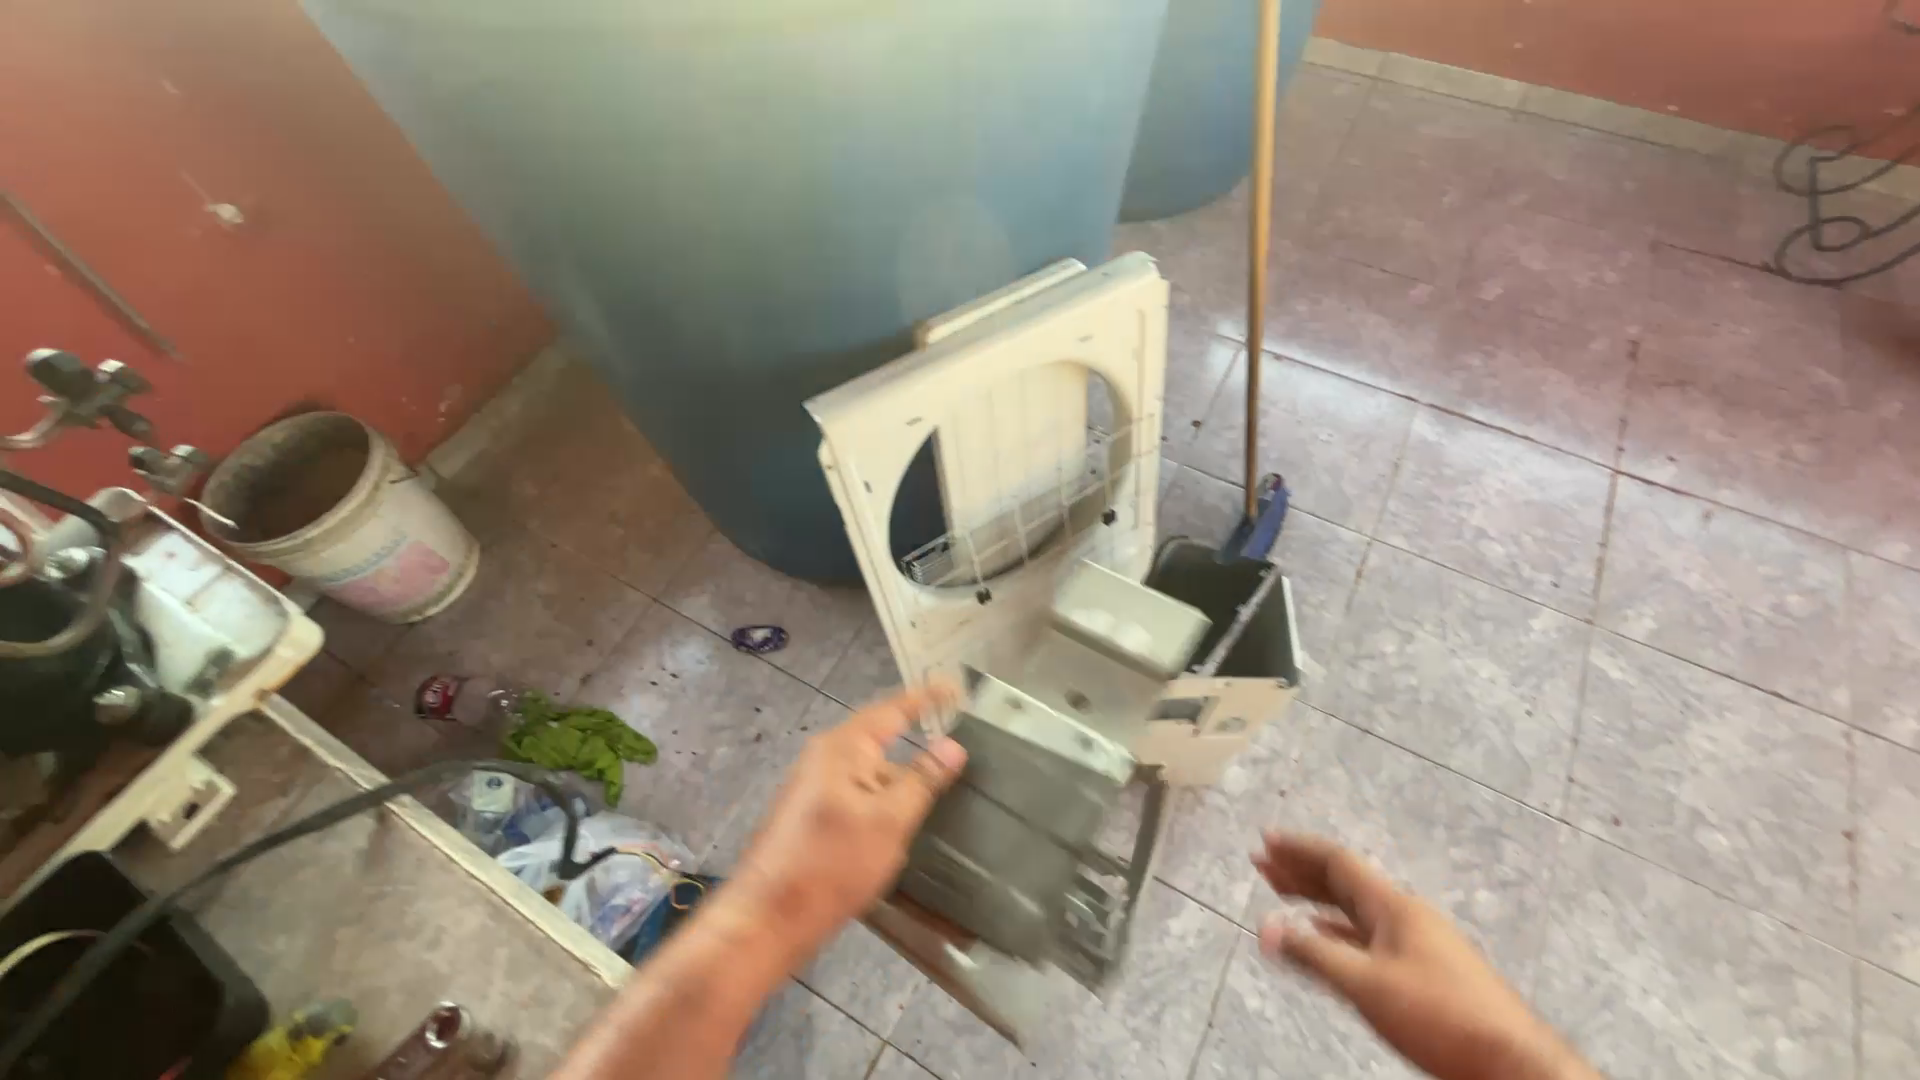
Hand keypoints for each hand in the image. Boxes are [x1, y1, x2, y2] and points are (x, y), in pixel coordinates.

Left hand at [728, 684, 967, 957]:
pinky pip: (859, 794)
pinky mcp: (812, 815)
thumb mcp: (889, 821)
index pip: (894, 710)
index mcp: (843, 747)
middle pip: (881, 738)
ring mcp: (815, 787)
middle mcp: (826, 757)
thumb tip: (953, 744)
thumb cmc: (831, 864)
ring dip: (902, 779)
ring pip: (871, 772)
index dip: (927, 699)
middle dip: (917, 741)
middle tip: (957, 743)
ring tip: (941, 790)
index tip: (957, 688)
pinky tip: (904, 823)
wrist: (767, 919)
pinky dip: (885, 800)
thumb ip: (923, 780)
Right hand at [1254, 832, 1599, 1079]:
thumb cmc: (1440, 1016)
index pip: (1337, 862)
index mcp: (1392, 906)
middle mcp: (1404, 915)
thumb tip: (1263, 927)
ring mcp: (1418, 943)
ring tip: (1281, 894)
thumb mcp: (1367, 984)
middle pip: (1345, 881)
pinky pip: (1368, 935)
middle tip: (1262, 864)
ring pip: (1356, 909)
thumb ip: (1314, 955)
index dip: (1299, 849)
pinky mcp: (1425, 972)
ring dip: (1316, 899)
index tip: (1266, 840)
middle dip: (1301, 870)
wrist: (1518, 1065)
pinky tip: (1324, 937)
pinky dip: (1337, 929)